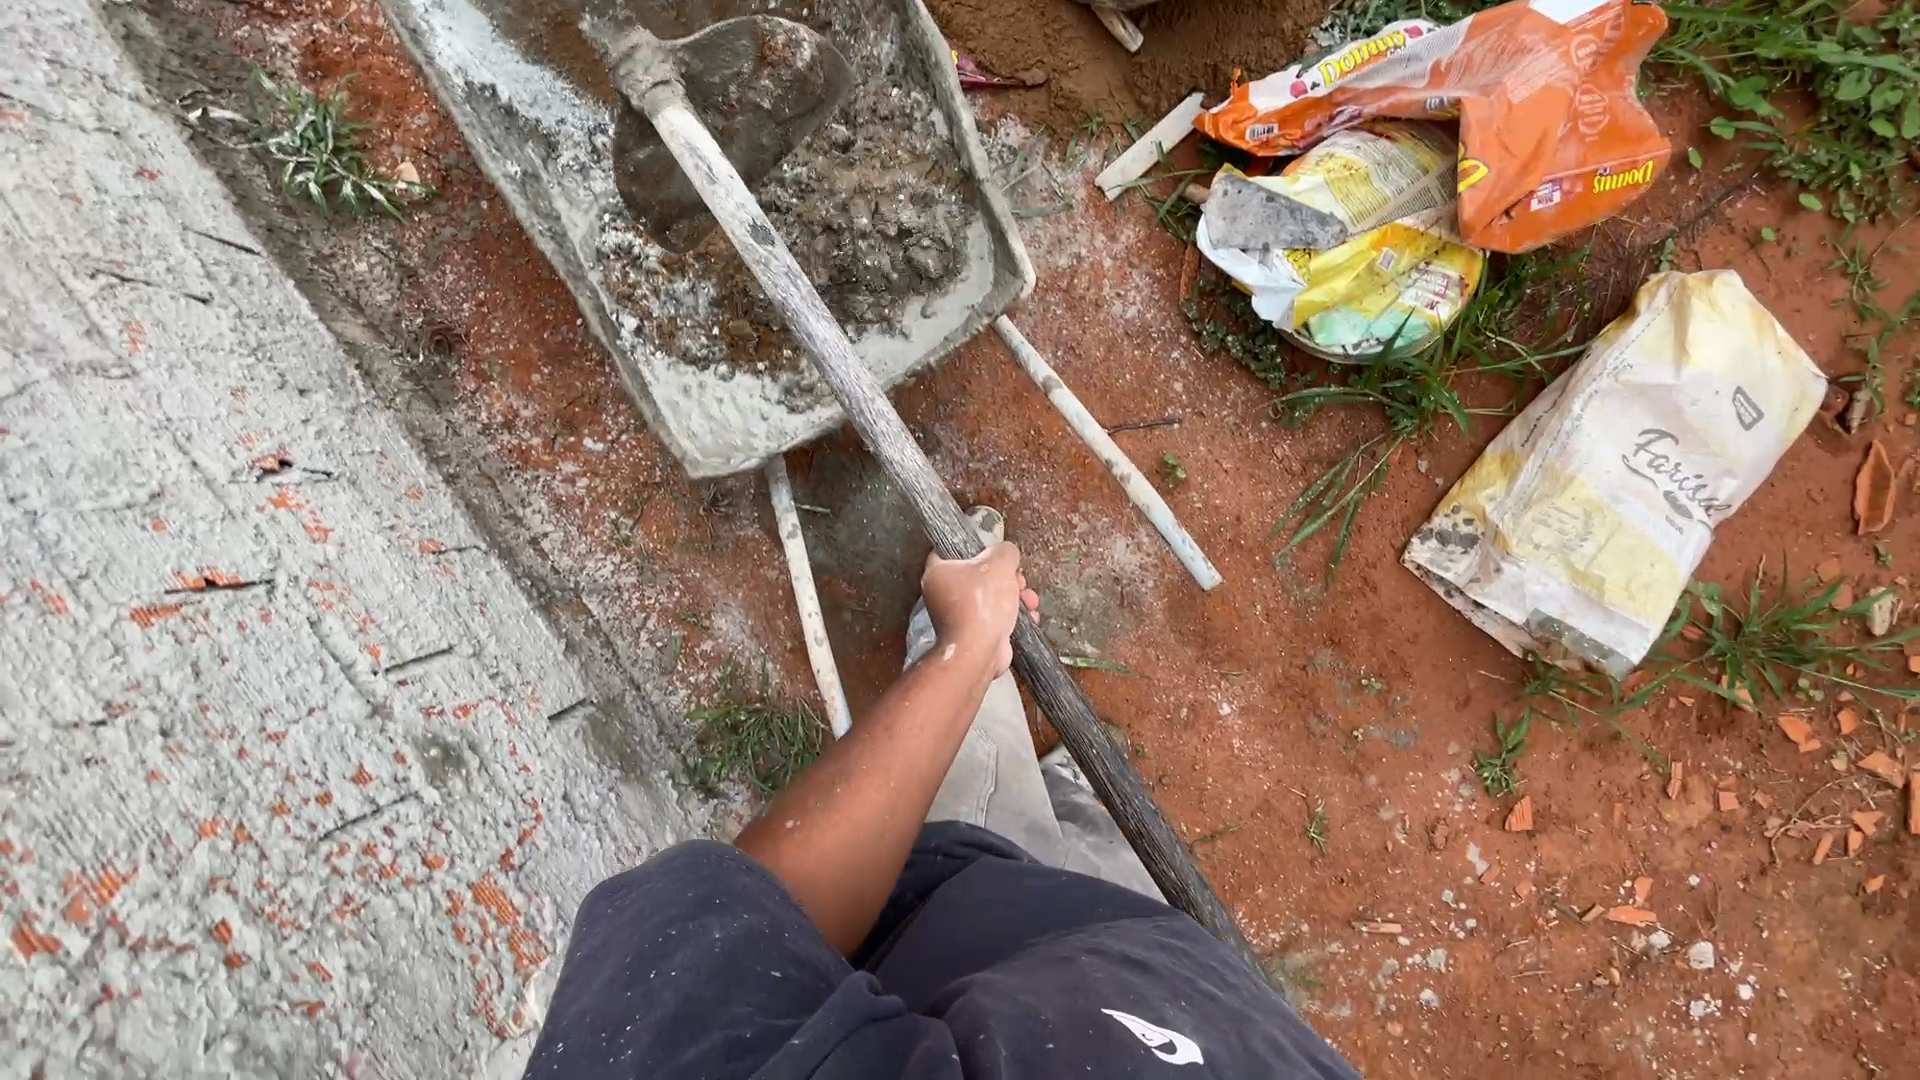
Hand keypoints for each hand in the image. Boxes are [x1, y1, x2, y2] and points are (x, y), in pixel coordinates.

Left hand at [920, 543, 1039, 675]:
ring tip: (1029, 600)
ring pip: (992, 596)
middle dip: (1007, 576)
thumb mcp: (999, 563)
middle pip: (979, 574)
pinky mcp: (974, 633)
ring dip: (1016, 596)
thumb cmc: (981, 604)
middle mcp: (943, 594)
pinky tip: (1029, 615)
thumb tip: (1007, 553)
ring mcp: (959, 615)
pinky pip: (996, 617)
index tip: (994, 551)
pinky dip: (1014, 616)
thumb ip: (1004, 551)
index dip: (975, 547)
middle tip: (1018, 579)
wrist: (978, 651)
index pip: (951, 550)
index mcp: (938, 572)